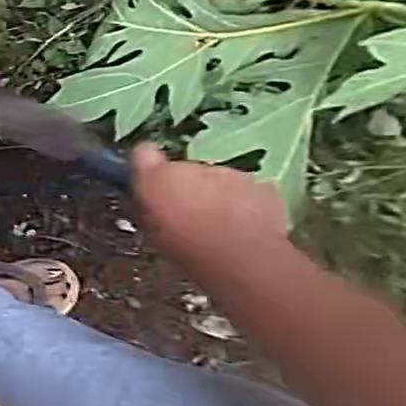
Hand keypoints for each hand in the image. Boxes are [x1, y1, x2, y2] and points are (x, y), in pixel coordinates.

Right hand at [131, 144, 289, 267]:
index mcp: (156, 175)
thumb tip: (146, 196)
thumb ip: (146, 202)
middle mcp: (192, 166)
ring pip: (218, 179)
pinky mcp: (262, 186)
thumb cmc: (180, 241)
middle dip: (186, 185)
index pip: (143, 152)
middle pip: (185, 170)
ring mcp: (231, 174)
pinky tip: (244, 222)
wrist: (237, 253)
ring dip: (216, 193)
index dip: (147, 162)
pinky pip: (249, 190)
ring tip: (219, 219)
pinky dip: (245, 201)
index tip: (148, 174)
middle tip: (187, 210)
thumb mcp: (148, 224)